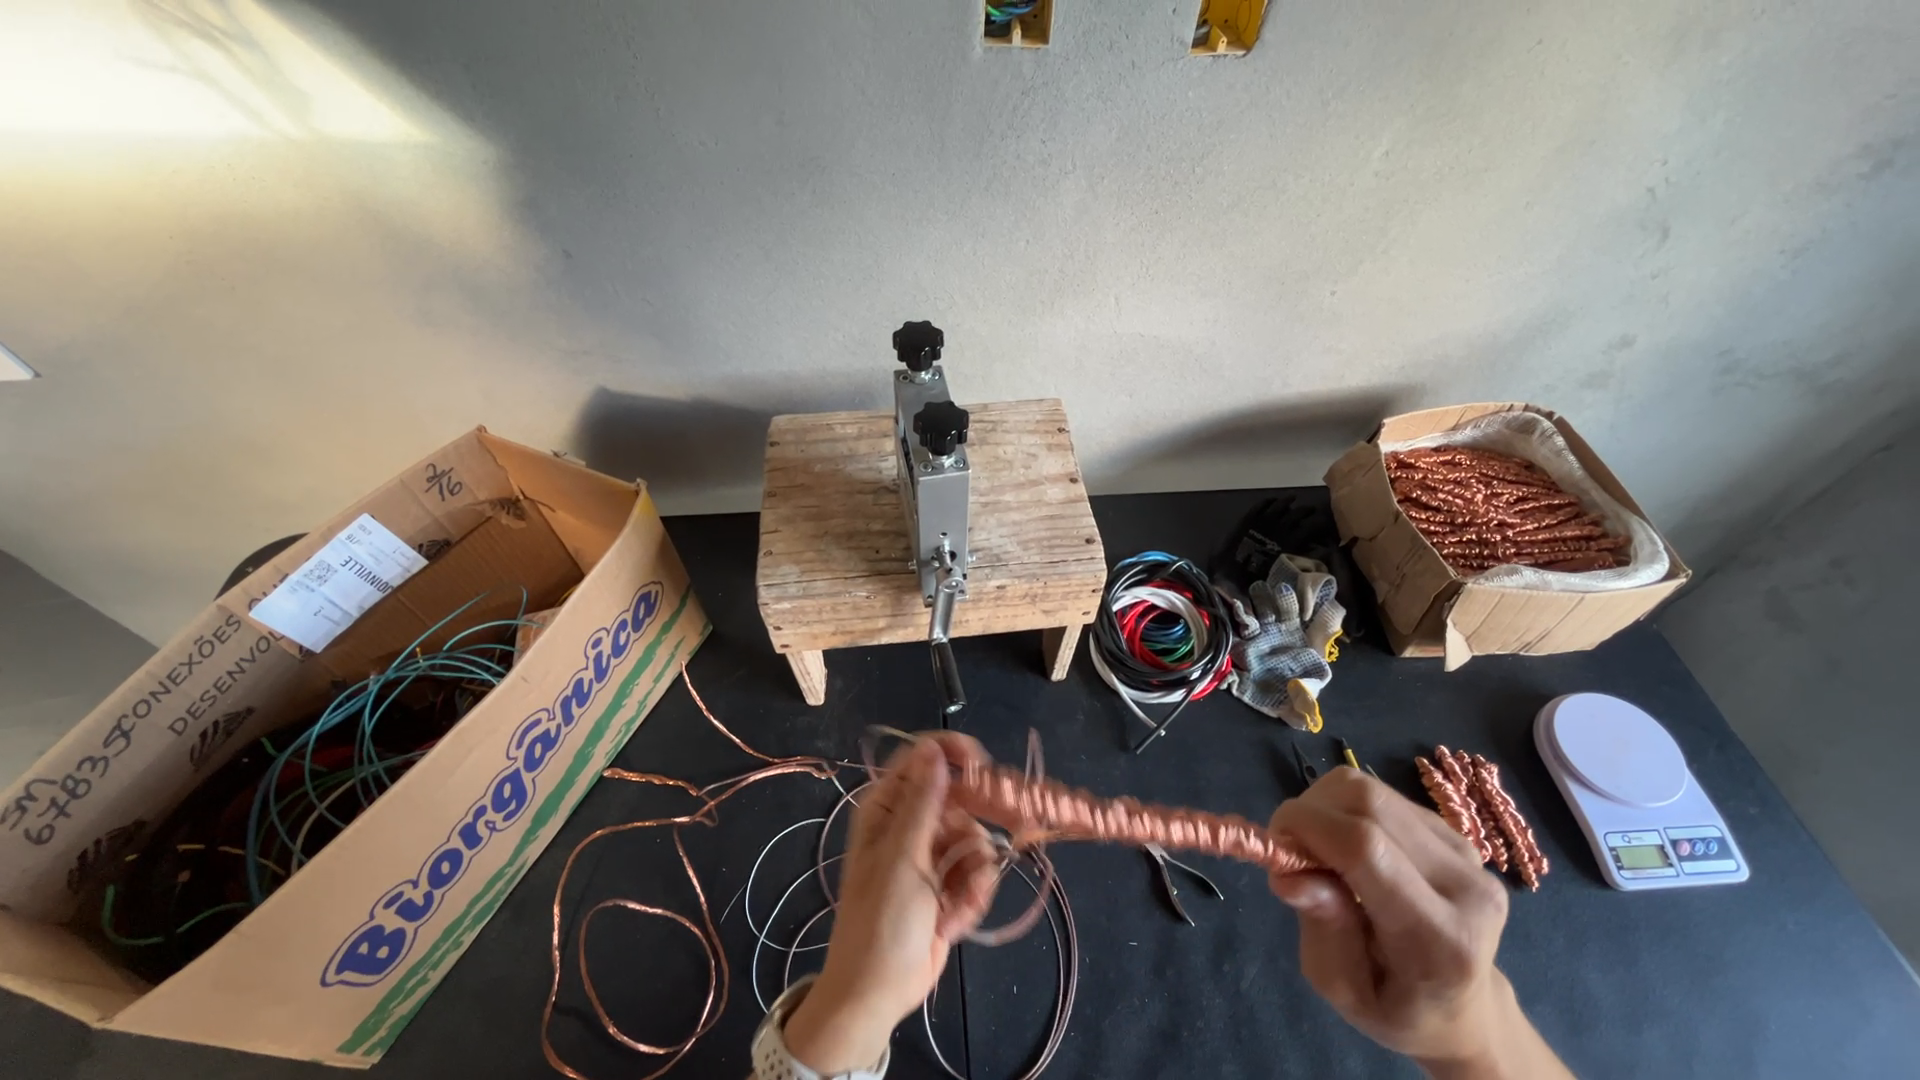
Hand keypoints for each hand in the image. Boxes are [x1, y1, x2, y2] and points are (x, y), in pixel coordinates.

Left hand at [783, 735, 999, 1073]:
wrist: (877, 993)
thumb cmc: (882, 921)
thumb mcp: (903, 858)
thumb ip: (922, 802)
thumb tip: (932, 748)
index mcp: (887, 809)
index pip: (922, 759)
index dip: (953, 755)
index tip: (984, 766)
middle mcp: (909, 824)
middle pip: (959, 799)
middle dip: (974, 826)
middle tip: (977, 853)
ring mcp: (930, 855)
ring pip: (975, 837)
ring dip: (974, 873)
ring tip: (956, 905)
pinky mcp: (948, 884)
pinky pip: (977, 870)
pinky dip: (972, 895)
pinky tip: (955, 920)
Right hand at [1268, 769, 1571, 1079]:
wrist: (1463, 1009)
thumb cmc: (1394, 1006)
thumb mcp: (1343, 990)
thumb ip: (1321, 929)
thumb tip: (1289, 874)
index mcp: (1439, 939)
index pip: (1366, 849)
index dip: (1307, 827)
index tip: (1273, 843)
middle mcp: (1465, 887)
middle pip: (1369, 804)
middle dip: (1309, 811)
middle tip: (1288, 845)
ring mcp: (1466, 855)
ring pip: (1372, 790)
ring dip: (1324, 804)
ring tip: (1315, 845)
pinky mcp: (1455, 834)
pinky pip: (1383, 795)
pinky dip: (1344, 807)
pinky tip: (1343, 842)